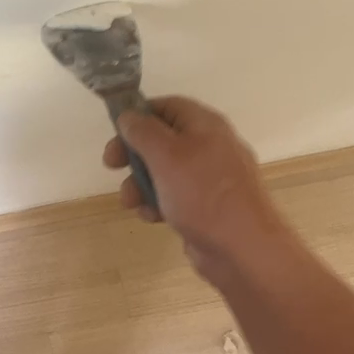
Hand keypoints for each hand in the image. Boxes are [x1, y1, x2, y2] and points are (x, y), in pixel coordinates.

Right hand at [102, 96, 294, 277]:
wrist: (241, 247)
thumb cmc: (201, 194)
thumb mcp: (166, 155)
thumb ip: (143, 131)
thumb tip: (128, 115)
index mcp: (205, 125)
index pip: (166, 106)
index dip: (138, 115)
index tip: (115, 132)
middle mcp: (209, 146)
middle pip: (160, 139)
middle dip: (133, 155)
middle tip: (112, 166)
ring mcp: (209, 177)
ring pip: (162, 171)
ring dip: (140, 184)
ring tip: (132, 202)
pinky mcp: (205, 204)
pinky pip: (173, 195)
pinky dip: (157, 203)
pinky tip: (152, 217)